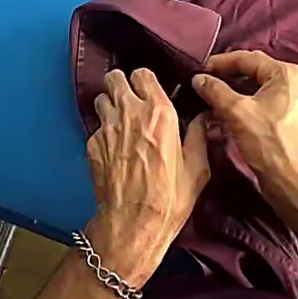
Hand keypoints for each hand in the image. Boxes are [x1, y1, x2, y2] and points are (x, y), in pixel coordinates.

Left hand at [85, 69, 210, 286]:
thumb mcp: (197, 168)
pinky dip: (103, 131)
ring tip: (121, 121)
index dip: (146, 81)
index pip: (143, 74)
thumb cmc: (168, 199)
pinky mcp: (92, 144)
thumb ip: (200, 135)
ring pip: (101, 98)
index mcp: (160, 114)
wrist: (133, 224)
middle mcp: (130, 113)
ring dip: (110, 104)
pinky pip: (96, 126)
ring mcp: (107, 128)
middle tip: (130, 98)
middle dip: (121, 84)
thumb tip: (205, 117)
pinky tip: (114, 148)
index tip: (151, 91)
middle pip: (115, 77)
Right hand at [191, 50, 297, 208]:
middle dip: (225, 77)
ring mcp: (291, 100)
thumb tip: (198, 78)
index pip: (246, 58)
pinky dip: (241, 104)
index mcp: (285, 73)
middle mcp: (292, 82)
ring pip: (254, 88)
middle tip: (202, 83)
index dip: (220, 63)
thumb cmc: (268, 143)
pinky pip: (259, 102)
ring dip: (231, 92)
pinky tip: (222, 111)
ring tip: (208, 96)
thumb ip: (214, 90)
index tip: (199, 70)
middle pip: (251, 71)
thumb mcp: (236, 112)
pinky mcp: (286, 117)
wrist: (292, 183)